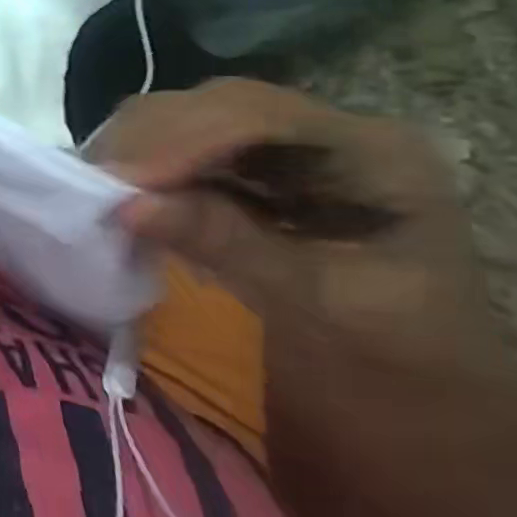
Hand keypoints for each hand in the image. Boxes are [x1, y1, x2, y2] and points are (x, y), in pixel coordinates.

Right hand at [89, 78, 492, 363]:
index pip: (259, 117)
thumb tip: (127, 206)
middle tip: (93, 186)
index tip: (118, 183)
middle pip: (214, 106)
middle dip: (148, 141)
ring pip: (188, 118)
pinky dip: (144, 166)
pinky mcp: (248, 169)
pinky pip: (180, 147)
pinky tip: (122, 192)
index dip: (180, 140)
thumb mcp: (325, 310)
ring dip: (137, 150)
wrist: (423, 409)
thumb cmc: (401, 370)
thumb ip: (230, 246)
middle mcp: (327, 132)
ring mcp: (285, 147)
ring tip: (98, 190)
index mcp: (378, 155)